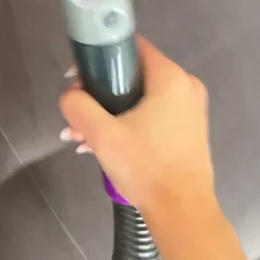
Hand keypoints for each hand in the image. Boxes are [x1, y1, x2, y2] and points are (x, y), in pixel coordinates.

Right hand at [59, 38, 213, 214]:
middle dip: (99, 94)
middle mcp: (185, 87)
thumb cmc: (146, 167)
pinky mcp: (188, 130)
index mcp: (170, 78)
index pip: (130, 47)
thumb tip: (70, 96)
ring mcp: (189, 110)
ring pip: (139, 98)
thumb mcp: (102, 135)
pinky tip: (102, 146)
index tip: (78, 79)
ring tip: (82, 138)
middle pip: (132, 75)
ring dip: (108, 113)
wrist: (182, 212)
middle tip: (77, 115)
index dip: (100, 58)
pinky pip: (151, 115)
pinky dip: (127, 124)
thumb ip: (78, 106)